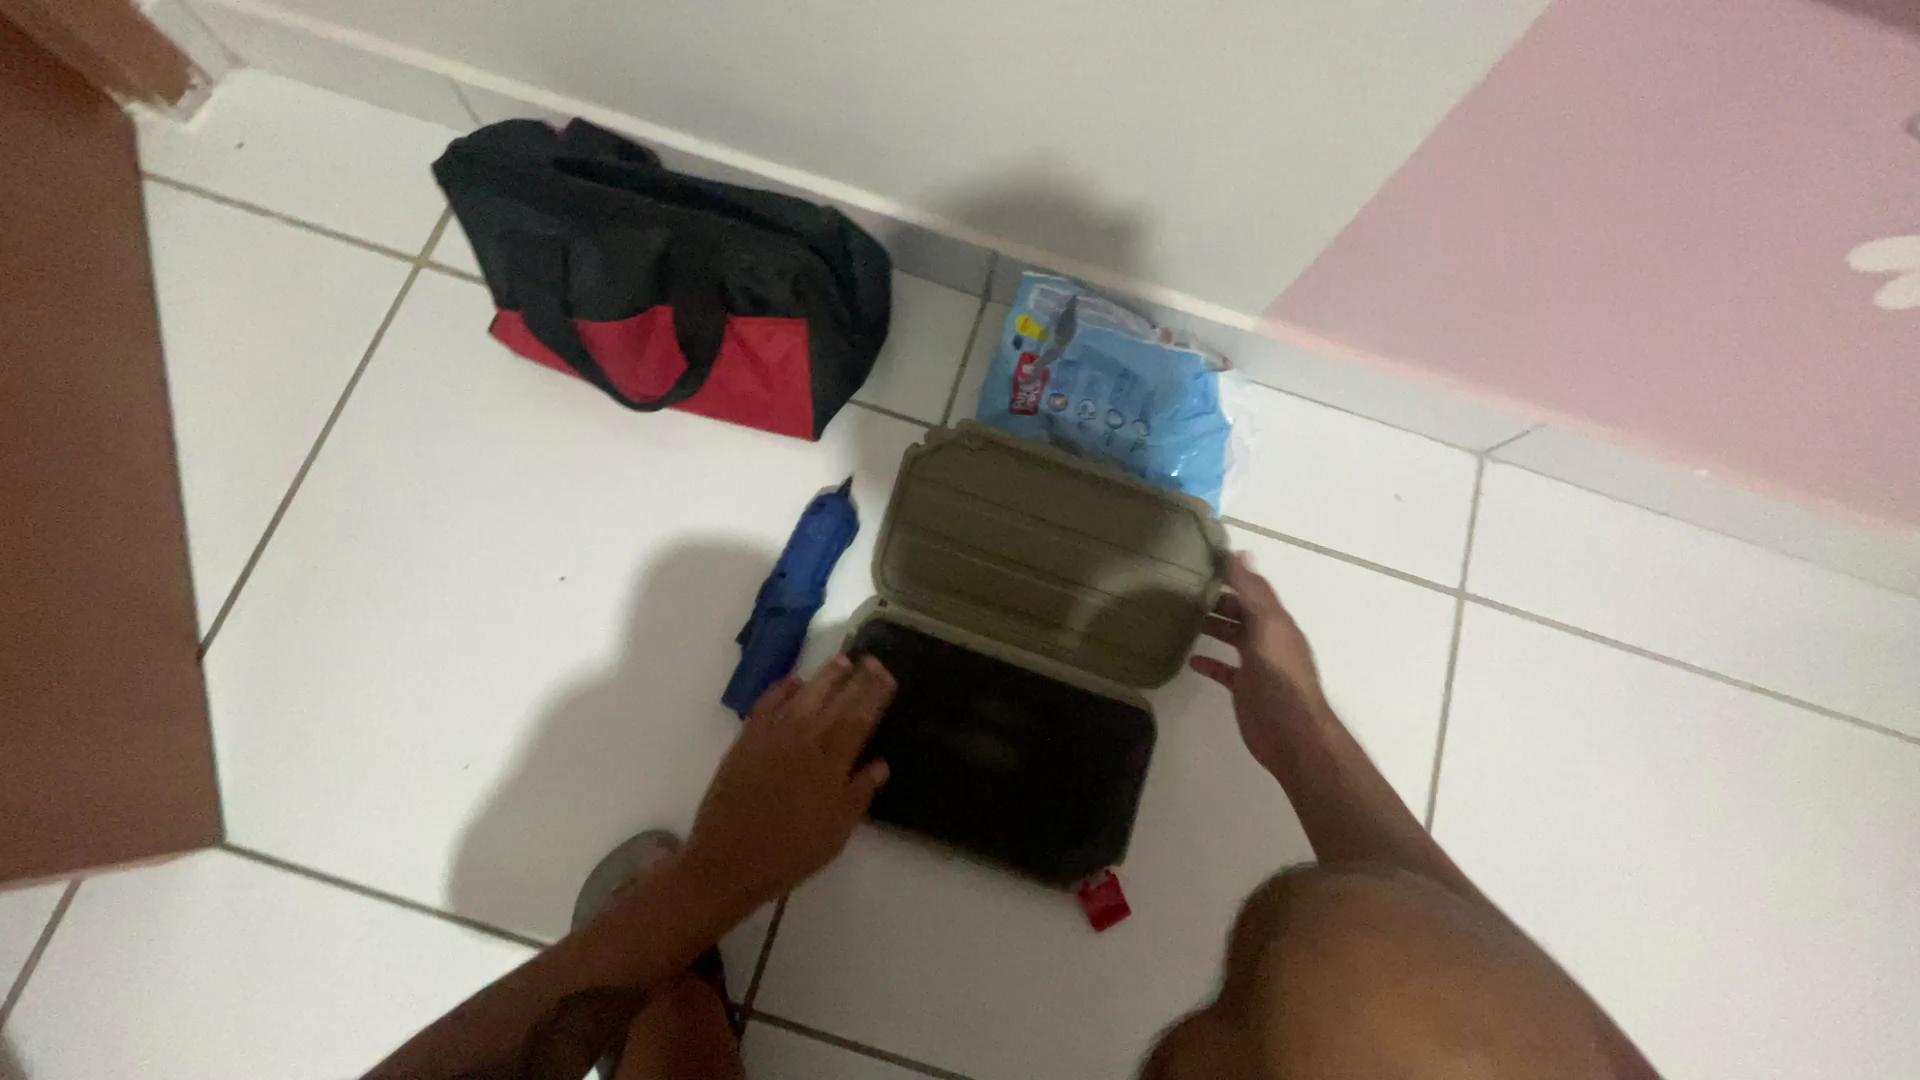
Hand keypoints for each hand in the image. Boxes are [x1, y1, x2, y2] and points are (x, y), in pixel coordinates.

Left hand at [681, 655, 894, 912]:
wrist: (728, 861)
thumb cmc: (789, 854)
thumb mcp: (836, 834)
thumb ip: (859, 794)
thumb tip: (881, 763)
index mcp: (830, 765)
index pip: (859, 720)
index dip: (875, 696)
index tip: (887, 676)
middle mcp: (804, 742)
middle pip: (836, 702)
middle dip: (856, 679)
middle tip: (871, 659)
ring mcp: (773, 737)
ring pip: (805, 695)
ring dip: (825, 676)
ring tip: (842, 661)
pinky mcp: (747, 739)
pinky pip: (767, 703)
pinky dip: (782, 688)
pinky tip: (794, 680)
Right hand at [1189, 553, 1329, 770]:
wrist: (1291, 733)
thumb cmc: (1279, 677)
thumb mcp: (1267, 627)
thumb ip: (1252, 592)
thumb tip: (1239, 552)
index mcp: (1275, 622)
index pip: (1252, 590)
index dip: (1231, 575)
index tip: (1201, 561)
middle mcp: (1267, 639)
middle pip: (1240, 612)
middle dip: (1216, 600)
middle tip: (1182, 590)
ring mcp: (1256, 665)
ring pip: (1231, 637)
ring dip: (1211, 627)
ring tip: (1181, 618)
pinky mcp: (1244, 688)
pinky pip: (1223, 669)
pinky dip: (1208, 662)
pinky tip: (1190, 660)